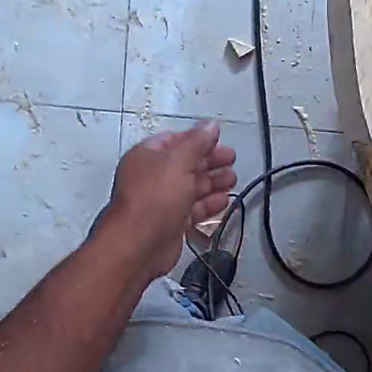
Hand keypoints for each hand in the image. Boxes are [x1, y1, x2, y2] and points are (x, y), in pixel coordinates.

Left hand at [96, 121, 238, 281]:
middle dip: (210, 161)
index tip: (219, 140)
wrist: (139, 246)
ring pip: (192, 186)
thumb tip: (210, 125)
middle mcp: (153, 177)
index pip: (175, 140)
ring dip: (213, 182)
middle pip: (187, 163)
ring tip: (232, 179)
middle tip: (231, 159)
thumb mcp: (178, 162)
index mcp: (148, 156)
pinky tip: (224, 200)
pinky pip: (194, 209)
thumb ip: (197, 142)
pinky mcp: (172, 222)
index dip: (198, 139)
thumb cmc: (154, 199)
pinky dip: (209, 203)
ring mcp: (163, 201)